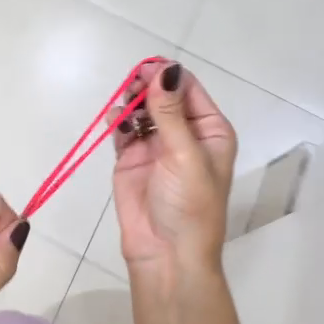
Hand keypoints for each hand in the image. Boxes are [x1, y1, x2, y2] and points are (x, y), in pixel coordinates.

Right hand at [111, 62, 236, 280]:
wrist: (167, 254)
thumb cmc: (189, 205)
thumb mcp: (185, 156)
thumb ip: (170, 112)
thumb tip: (165, 70)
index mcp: (209, 130)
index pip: (188, 89)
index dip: (168, 76)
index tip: (146, 70)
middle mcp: (184, 133)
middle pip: (162, 95)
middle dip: (146, 87)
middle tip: (131, 86)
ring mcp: (156, 145)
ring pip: (141, 109)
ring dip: (131, 102)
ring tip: (123, 108)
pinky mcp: (131, 159)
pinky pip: (123, 130)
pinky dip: (117, 121)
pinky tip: (114, 121)